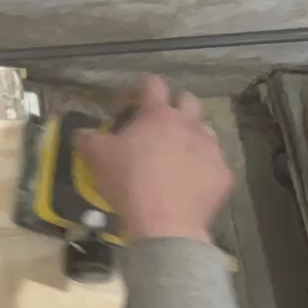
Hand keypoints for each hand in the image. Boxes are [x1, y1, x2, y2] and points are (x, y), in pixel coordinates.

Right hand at [74, 75, 233, 244]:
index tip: (123, 109)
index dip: (135, 90)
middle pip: (187, 100)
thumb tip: (84, 132)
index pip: (151, 83)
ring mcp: (211, 149)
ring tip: (172, 155)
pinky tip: (186, 183)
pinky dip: (200, 167)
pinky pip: (213, 162)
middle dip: (171, 107)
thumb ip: (87, 137)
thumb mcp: (94, 156)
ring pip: (204, 130)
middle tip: (153, 128)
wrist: (165, 224)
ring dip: (189, 136)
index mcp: (158, 114)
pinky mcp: (224, 174)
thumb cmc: (128, 181)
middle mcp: (189, 124)